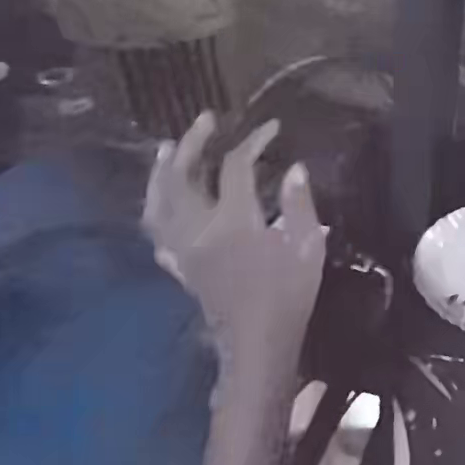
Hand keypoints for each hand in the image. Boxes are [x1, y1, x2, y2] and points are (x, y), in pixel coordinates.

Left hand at [144, 113, 327, 370]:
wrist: (257, 345)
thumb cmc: (289, 295)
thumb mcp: (307, 246)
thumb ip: (299, 204)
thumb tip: (294, 168)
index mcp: (234, 222)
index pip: (237, 168)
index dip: (254, 142)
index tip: (272, 129)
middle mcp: (199, 230)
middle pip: (183, 176)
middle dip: (194, 143)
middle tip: (207, 120)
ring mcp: (183, 249)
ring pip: (158, 202)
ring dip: (162, 171)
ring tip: (169, 148)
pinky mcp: (180, 265)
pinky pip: (158, 231)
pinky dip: (157, 208)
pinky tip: (162, 199)